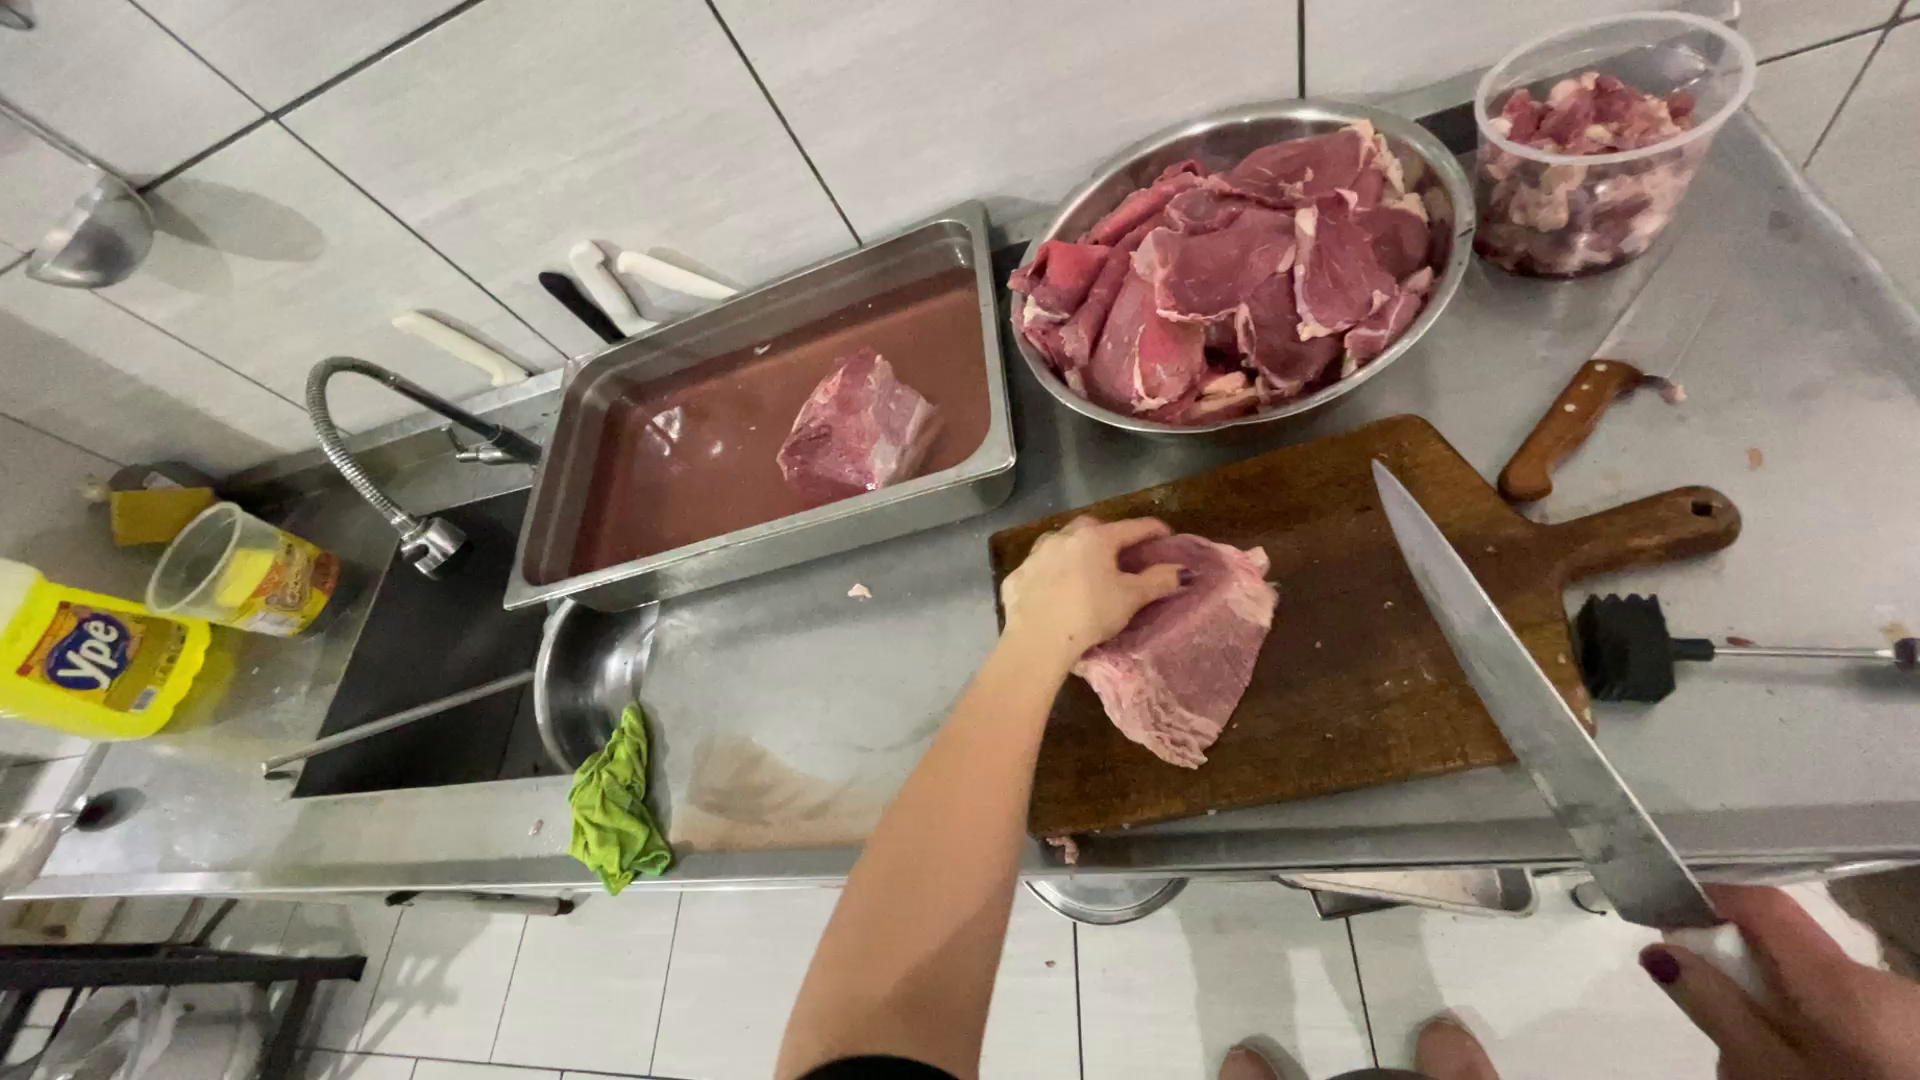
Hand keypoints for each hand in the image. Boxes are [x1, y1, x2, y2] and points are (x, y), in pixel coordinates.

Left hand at [1000, 516, 1184, 667]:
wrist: (1037, 638)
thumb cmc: (1090, 612)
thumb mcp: (1131, 598)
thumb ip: (1159, 581)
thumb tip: (1184, 571)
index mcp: (1096, 538)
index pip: (1133, 527)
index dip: (1154, 531)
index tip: (1167, 537)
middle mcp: (1063, 537)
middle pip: (1092, 527)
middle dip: (1109, 535)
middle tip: (1120, 554)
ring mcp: (1035, 555)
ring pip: (1060, 543)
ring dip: (1074, 550)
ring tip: (1084, 569)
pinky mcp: (1016, 576)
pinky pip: (1038, 569)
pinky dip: (1048, 573)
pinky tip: (1052, 588)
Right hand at [1641, 884, 1919, 1079]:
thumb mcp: (1767, 1071)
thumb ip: (1714, 1006)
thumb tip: (1661, 952)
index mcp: (1840, 978)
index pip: (1760, 901)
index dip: (1709, 899)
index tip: (1671, 921)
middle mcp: (1888, 981)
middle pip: (1786, 955)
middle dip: (1744, 980)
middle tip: (1724, 1029)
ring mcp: (1917, 1012)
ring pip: (1819, 990)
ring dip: (1785, 1014)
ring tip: (1775, 1065)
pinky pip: (1860, 1016)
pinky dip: (1828, 1035)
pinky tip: (1822, 1071)